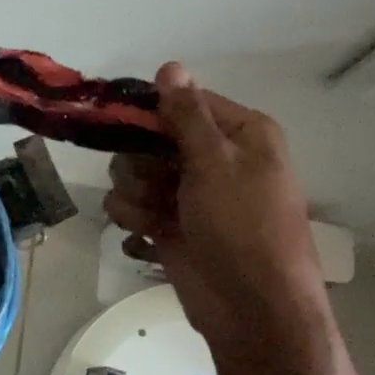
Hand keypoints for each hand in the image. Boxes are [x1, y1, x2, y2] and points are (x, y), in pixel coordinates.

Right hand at [104, 62, 327, 348]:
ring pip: (132, 173)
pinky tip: (147, 235)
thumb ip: (186, 116)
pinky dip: (133, 219)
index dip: (150, 112)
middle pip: (149, 137)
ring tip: (153, 216)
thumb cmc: (244, 228)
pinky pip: (130, 206)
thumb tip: (170, 66)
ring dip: (134, 194)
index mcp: (240, 134)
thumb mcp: (217, 163)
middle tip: (154, 182)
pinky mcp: (168, 225)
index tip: (122, 124)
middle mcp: (213, 158)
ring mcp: (189, 194)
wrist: (252, 309)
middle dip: (140, 161)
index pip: (183, 103)